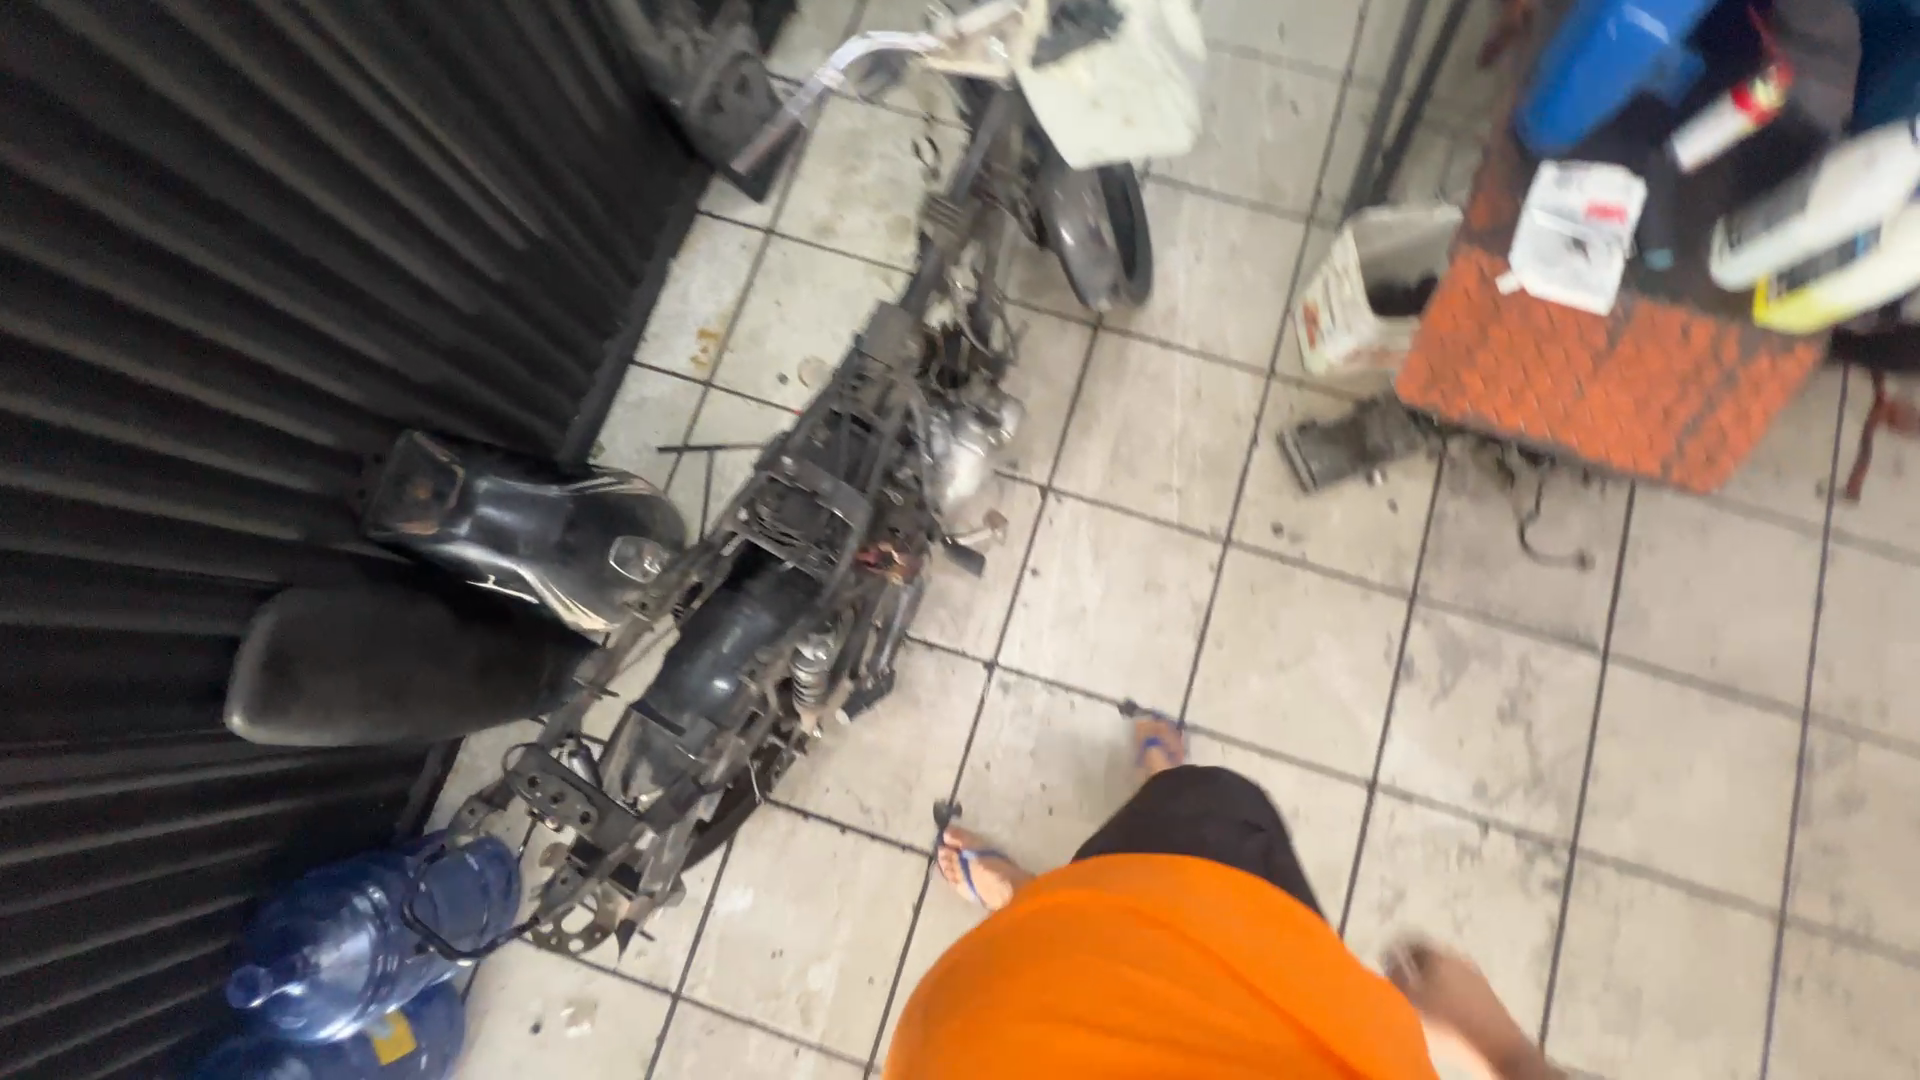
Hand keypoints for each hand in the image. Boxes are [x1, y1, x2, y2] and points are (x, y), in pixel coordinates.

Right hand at [1384, 939, 1562, 1079]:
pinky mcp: (1489, 997)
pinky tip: (1443, 1010)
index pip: (1408, 940)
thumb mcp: (1412, 1001)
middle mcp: (1457, 958)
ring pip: (1445, 972)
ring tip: (1421, 999)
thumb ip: (1396, 978)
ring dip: (1431, 981)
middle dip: (1413, 966)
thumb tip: (1388, 964)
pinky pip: (1460, 986)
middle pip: (1428, 956)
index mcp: (1437, 954)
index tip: (1385, 963)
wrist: (1501, 1050)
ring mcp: (1476, 977)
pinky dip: (1448, 993)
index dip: (1393, 950)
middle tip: (1401, 981)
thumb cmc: (1451, 1022)